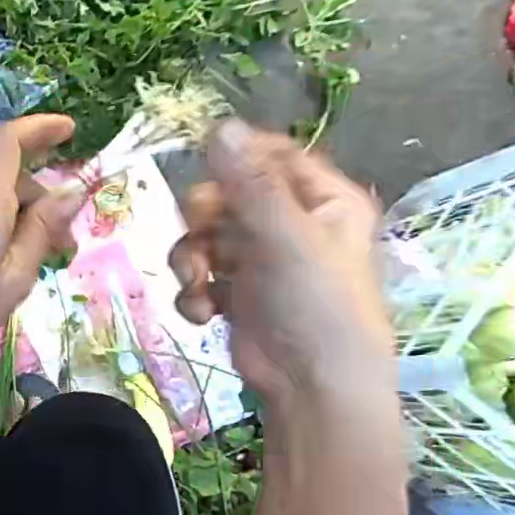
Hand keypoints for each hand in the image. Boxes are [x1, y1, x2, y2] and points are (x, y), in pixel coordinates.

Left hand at [0, 115, 85, 377]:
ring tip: (41, 262)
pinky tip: (9, 263)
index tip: (69, 131)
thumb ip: (43, 228)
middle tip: (65, 247)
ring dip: (25, 221)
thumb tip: (72, 192)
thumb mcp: (18, 273)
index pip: (9, 142)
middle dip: (44, 203)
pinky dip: (3, 229)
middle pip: (12, 180)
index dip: (40, 127)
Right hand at [169, 120, 393, 407]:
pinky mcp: (237, 295)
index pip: (272, 156)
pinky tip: (204, 313)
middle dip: (205, 219)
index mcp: (321, 200)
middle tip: (203, 236)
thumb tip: (218, 126)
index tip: (206, 166)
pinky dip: (195, 293)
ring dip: (192, 260)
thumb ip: (249, 184)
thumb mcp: (287, 238)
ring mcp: (260, 260)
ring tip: (200, 286)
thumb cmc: (317, 305)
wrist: (313, 389)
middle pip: (228, 195)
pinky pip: (202, 275)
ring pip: (206, 236)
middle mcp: (290, 224)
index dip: (236, 158)